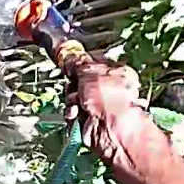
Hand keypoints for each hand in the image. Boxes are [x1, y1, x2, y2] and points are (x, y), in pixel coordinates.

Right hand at [67, 59, 165, 174]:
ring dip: (71, 100)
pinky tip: (76, 114)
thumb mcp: (89, 71)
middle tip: (76, 86)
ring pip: (74, 97)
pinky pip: (72, 113)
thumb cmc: (110, 98)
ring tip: (78, 104)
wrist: (111, 130)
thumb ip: (76, 62)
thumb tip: (66, 54)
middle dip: (74, 84)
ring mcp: (99, 107)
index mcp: (116, 73)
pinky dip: (71, 114)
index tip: (68, 63)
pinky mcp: (89, 121)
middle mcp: (109, 90)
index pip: (93, 63)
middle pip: (80, 81)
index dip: (80, 64)